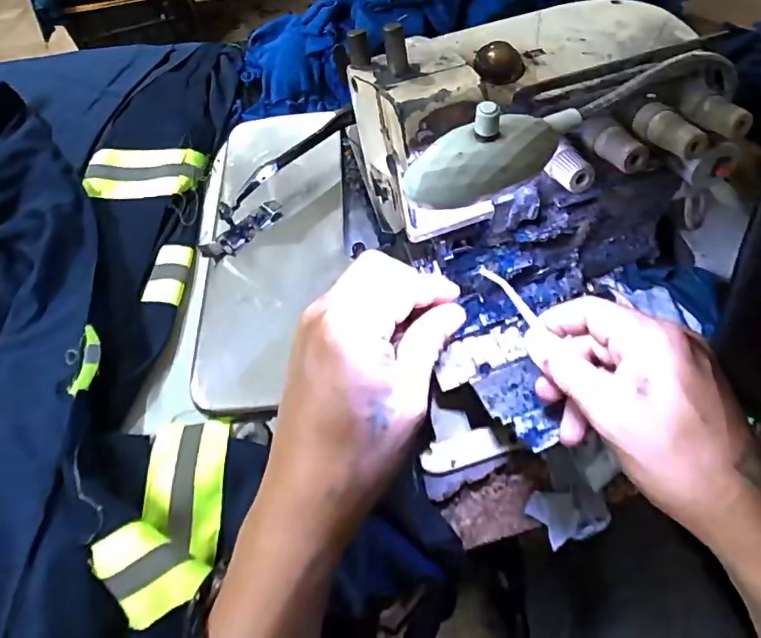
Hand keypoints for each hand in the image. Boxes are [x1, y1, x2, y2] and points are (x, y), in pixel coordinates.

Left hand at [269, 251, 466, 537]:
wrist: (303, 492)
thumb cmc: (361, 451)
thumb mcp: (408, 397)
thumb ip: (428, 342)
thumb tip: (451, 311)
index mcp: (349, 322)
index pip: (397, 281)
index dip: (432, 287)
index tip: (457, 302)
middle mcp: (324, 310)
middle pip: (373, 268)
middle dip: (410, 281)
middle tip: (439, 309)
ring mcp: (310, 321)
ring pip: (358, 280)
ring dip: (390, 290)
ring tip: (419, 321)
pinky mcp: (305, 336)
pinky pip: (344, 299)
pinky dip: (371, 303)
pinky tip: (390, 331)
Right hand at [533, 296, 760, 535]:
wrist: (740, 509)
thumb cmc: (669, 456)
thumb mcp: (606, 411)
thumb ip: (565, 370)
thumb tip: (535, 340)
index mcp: (652, 335)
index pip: (589, 310)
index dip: (554, 326)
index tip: (531, 351)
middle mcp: (670, 338)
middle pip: (601, 340)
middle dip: (570, 371)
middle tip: (547, 398)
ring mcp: (684, 361)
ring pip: (617, 365)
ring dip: (589, 392)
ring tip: (572, 430)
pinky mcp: (690, 385)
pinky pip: (639, 380)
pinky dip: (615, 399)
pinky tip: (600, 429)